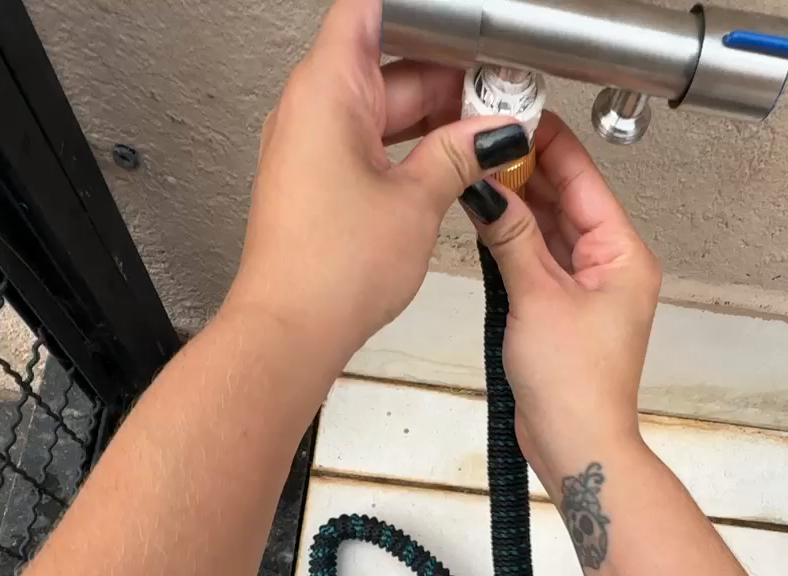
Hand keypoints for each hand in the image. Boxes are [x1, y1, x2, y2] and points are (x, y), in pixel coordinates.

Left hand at [224, 0, 532, 357]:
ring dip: (429, 121)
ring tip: (479, 142)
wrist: (292, 331)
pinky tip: (443, 171)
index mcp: (327, 90)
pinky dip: (404, 152)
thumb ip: (458, 156)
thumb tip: (490, 132)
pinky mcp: (315, 186)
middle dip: (445, 81)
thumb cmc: (332, 270)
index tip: (467, 37)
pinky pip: (365, 148)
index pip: (372, 13)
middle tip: (495, 104)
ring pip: (378, 111)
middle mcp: (309, 111)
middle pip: (385, 66)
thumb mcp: (416, 203)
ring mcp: (309, 150)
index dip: (426, 20)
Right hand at [464, 114, 661, 478]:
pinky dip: (513, 246)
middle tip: (481, 148)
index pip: (584, 179)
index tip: (511, 118)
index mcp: (623, 255)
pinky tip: (487, 225)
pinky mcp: (562, 313)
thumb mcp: (537, 298)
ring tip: (477, 179)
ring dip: (516, 210)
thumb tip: (487, 190)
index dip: (547, 145)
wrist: (576, 445)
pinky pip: (538, 264)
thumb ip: (511, 238)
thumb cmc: (576, 385)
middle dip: (525, 175)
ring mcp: (586, 291)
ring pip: (549, 234)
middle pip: (565, 203)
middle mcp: (610, 268)